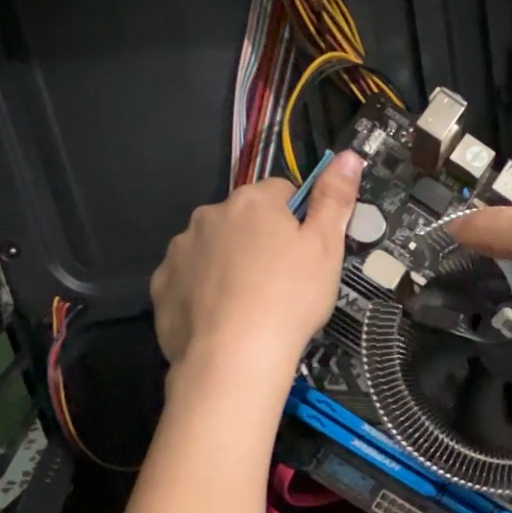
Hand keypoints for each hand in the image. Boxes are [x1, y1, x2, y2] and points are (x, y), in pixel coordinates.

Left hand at [150, 151, 363, 378]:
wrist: (234, 357)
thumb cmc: (290, 299)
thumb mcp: (326, 249)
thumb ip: (335, 199)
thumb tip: (349, 155)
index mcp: (253, 202)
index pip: (281, 192)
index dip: (298, 221)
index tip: (306, 254)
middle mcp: (209, 215)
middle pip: (243, 220)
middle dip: (260, 242)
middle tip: (282, 284)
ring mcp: (180, 250)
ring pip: (213, 249)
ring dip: (230, 266)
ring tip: (251, 306)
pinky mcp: (162, 286)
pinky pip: (189, 281)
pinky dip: (204, 294)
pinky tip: (223, 321)